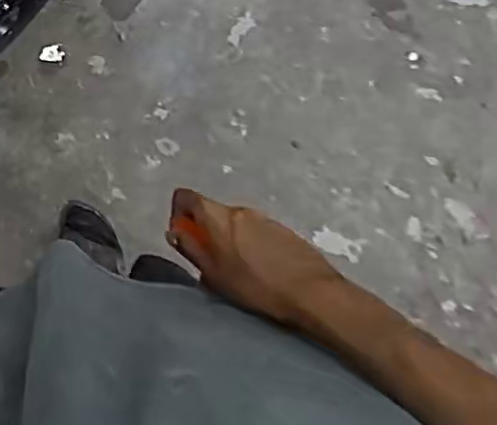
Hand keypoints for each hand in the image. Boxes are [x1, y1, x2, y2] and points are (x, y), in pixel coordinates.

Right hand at [167, 187, 348, 326]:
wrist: (321, 298)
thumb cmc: (257, 284)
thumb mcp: (213, 272)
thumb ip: (189, 248)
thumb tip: (175, 233)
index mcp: (216, 214)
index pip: (185, 196)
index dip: (178, 211)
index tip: (186, 234)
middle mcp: (240, 210)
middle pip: (215, 212)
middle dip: (211, 230)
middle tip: (216, 258)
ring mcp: (269, 221)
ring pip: (241, 224)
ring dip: (236, 239)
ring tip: (246, 269)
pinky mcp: (293, 236)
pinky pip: (264, 235)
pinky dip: (259, 247)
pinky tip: (270, 272)